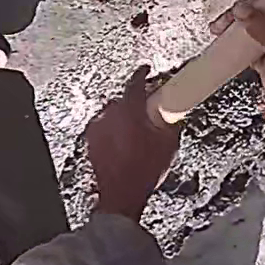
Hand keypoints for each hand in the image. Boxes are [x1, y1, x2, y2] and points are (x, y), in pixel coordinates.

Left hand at [85, 65, 180, 219]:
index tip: (145, 69)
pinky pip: (103, 128)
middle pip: (123, 100)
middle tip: (146, 114)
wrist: (121, 196)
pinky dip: (112, 131)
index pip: (134, 83)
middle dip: (134, 104)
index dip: (141, 73)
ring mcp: (97, 129)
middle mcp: (109, 115)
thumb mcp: (168, 144)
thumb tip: (173, 113)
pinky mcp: (91, 142)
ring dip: (122, 118)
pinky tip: (122, 144)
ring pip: (111, 114)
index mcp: (129, 111)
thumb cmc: (144, 170)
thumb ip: (170, 122)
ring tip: (134, 135)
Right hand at [212, 0, 264, 152]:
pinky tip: (227, 50)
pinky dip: (238, 49)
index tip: (236, 9)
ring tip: (219, 32)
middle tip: (222, 23)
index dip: (254, 4)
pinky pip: (251, 52)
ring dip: (237, 31)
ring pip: (255, 34)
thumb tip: (245, 10)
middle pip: (263, 17)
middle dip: (241, 16)